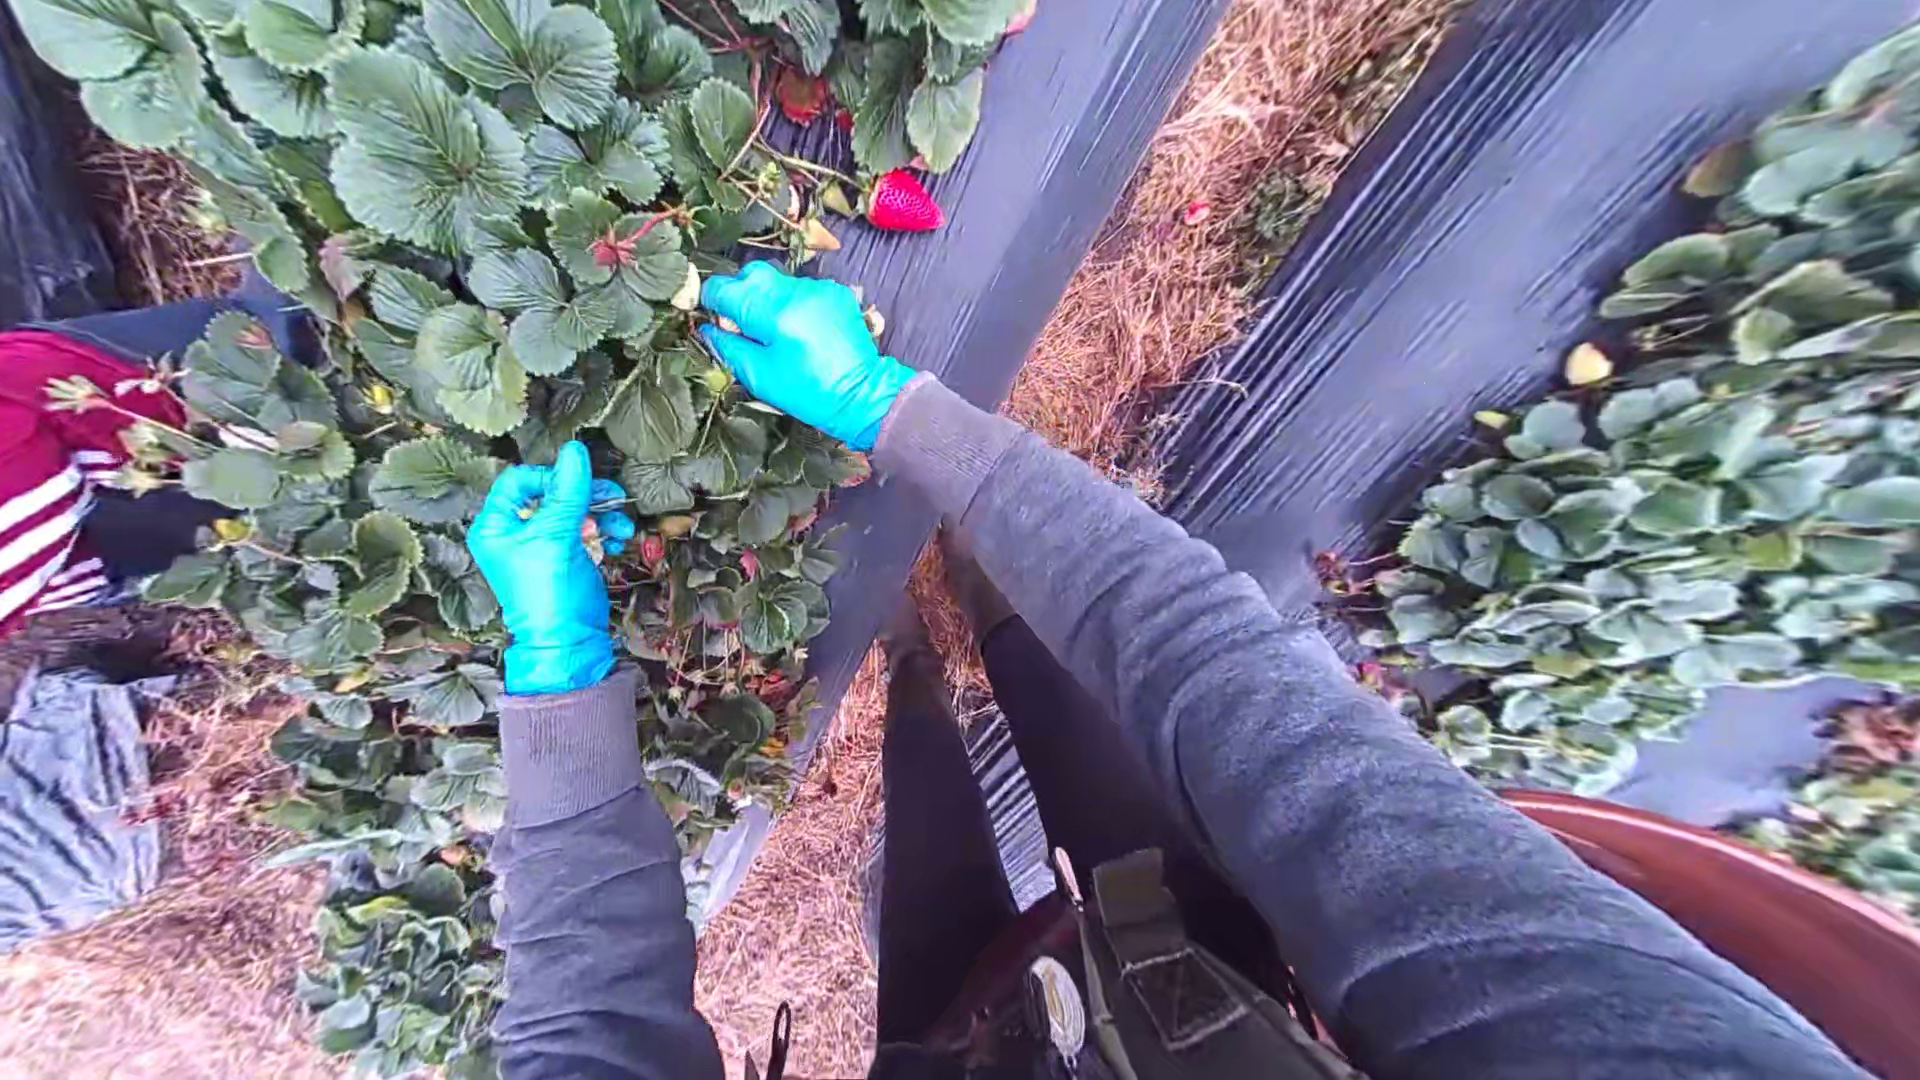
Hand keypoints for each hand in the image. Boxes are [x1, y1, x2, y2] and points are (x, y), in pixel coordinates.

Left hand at [468, 441, 636, 695]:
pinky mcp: (571, 554)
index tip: (580, 486)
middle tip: (612, 497)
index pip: (521, 481)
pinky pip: (591, 529)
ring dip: (604, 514)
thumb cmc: (549, 593)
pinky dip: (607, 530)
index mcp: (498, 525)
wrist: (571, 638)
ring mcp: (547, 543)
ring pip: (578, 510)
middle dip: (587, 496)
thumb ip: (569, 493)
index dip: (553, 478)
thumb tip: (576, 451)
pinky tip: (618, 538)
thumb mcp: (556, 537)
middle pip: (555, 493)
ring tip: (621, 525)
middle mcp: (519, 531)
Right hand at [700, 261, 916, 449]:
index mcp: (773, 311)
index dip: (713, 304)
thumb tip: (708, 329)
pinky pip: (802, 289)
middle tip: (747, 329)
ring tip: (777, 333)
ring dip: (768, 300)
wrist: (863, 396)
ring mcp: (819, 289)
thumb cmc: (811, 392)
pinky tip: (801, 330)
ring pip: (777, 281)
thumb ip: (728, 347)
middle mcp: (796, 291)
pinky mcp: (836, 294)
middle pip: (750, 275)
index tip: (717, 321)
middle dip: (741, 297)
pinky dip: (794, 304)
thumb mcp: (761, 376)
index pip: (724, 288)